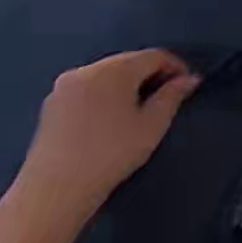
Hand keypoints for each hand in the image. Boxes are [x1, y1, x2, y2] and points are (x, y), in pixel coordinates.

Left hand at [0, 50, 200, 242]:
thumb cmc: (113, 153)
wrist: (56, 187)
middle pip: (128, 60)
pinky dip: (107, 92)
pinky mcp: (52, 102)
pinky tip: (112, 116)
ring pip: (107, 72)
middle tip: (168, 95)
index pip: (153, 55)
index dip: (176, 66)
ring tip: (141, 106)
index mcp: (114, 71)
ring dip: (129, 82)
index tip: (188, 84)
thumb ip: (172, 96)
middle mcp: (86, 69)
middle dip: (152, 72)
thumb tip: (190, 78)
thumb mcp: (152, 125)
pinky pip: (88, 86)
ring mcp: (64, 85)